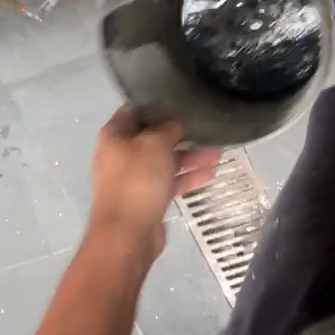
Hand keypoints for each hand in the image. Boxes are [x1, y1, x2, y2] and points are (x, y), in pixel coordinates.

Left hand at [89, 109, 221, 254]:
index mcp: (115, 136)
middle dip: (182, 134)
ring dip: (190, 156)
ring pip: (165, 160)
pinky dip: (188, 177)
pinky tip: (210, 173)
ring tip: (218, 152)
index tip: (183, 101)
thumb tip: (177, 121)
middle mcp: (121, 154)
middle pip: (154, 137)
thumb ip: (168, 128)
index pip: (135, 111)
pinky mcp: (147, 198)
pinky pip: (170, 181)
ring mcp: (134, 178)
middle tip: (207, 127)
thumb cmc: (137, 181)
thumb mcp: (155, 144)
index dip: (158, 104)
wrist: (127, 234)